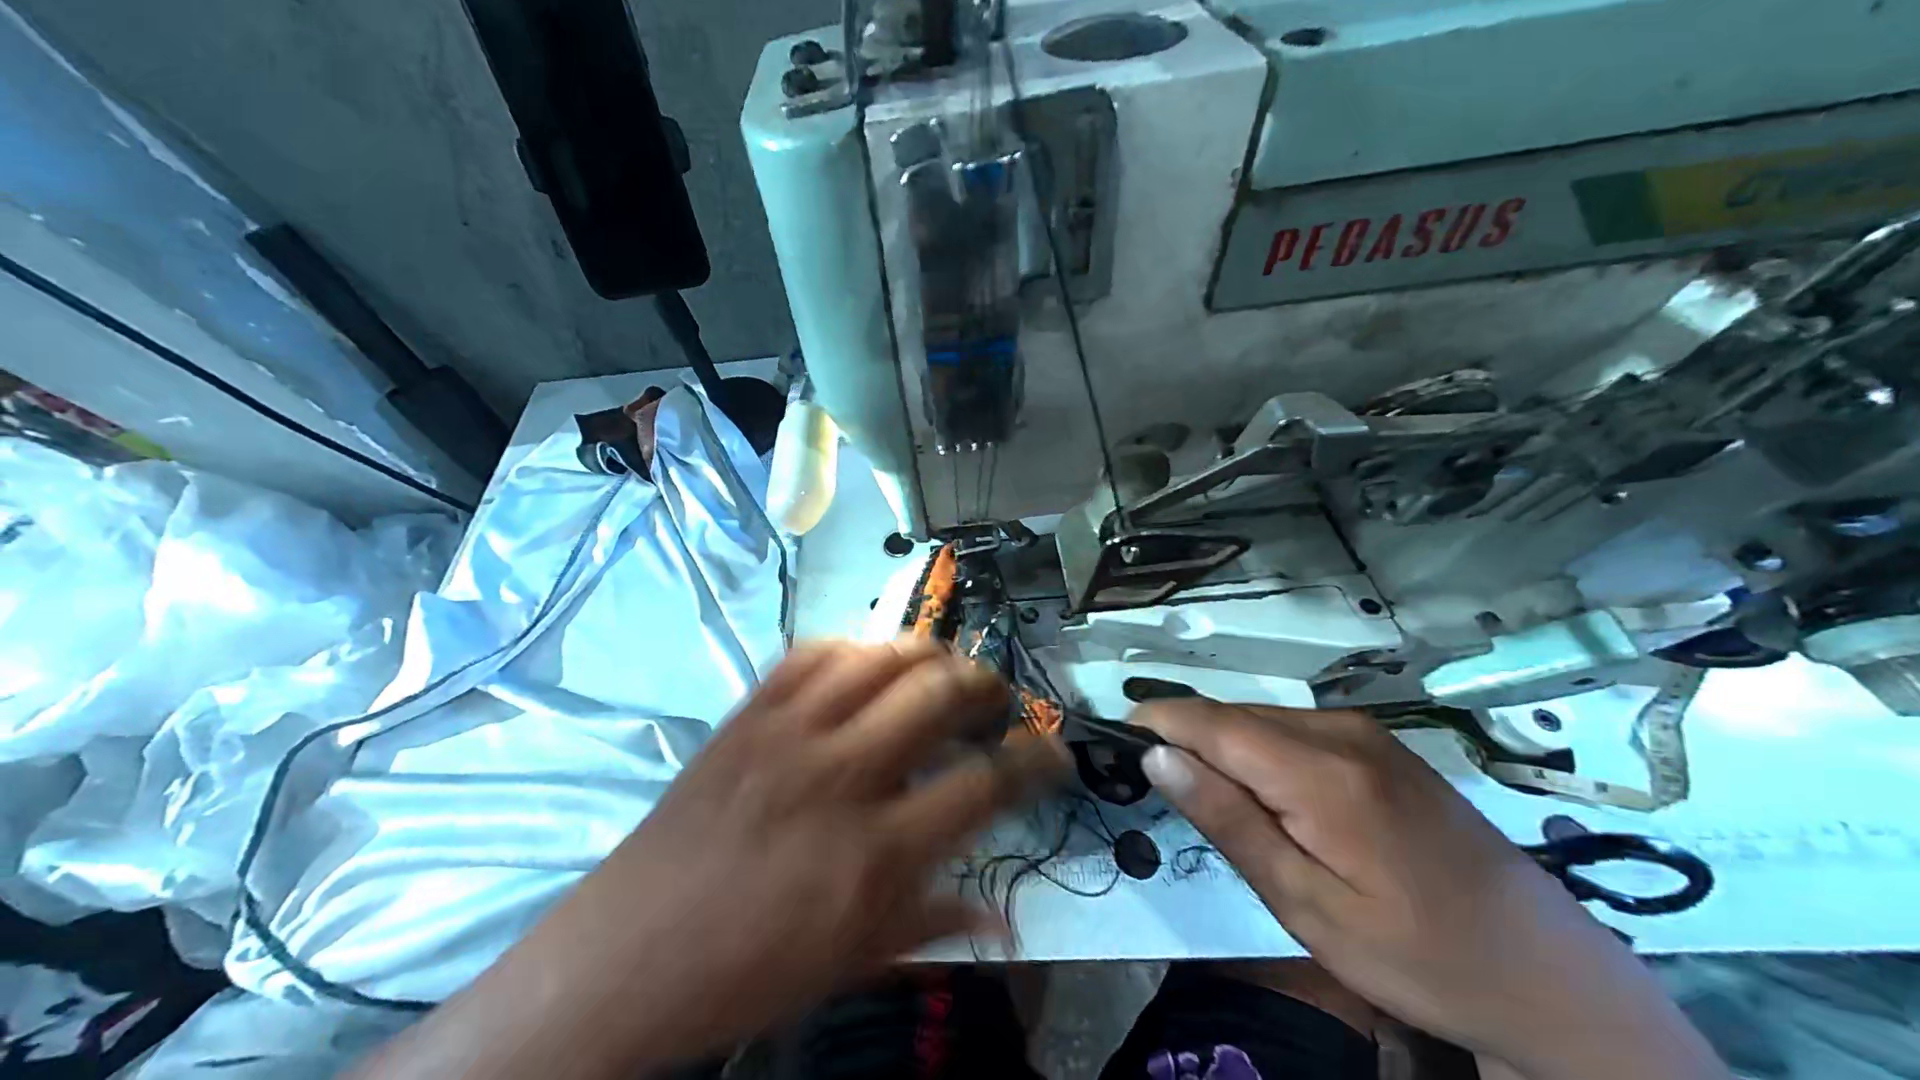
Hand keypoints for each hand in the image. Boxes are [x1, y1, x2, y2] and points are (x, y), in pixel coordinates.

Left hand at [352, 640, 1064, 1079]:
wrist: (623, 957)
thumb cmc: (746, 972)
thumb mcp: (852, 962)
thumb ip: (933, 922)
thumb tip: (1005, 916)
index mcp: (875, 849)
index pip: (984, 783)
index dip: (1034, 762)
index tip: (1053, 755)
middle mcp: (840, 773)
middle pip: (938, 694)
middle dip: (987, 687)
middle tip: (997, 702)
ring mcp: (788, 732)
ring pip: (879, 658)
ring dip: (928, 654)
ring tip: (946, 670)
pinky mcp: (747, 714)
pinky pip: (811, 653)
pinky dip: (855, 648)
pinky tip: (870, 664)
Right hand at [1134, 702, 1724, 1079]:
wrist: (1548, 973)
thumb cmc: (1414, 953)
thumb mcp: (1305, 904)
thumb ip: (1228, 820)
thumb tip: (1156, 756)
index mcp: (1319, 771)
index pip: (1209, 722)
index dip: (1155, 721)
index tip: (1112, 738)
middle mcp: (1341, 732)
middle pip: (1233, 716)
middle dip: (1185, 736)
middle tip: (1154, 784)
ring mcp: (1368, 734)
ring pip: (1262, 720)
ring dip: (1221, 745)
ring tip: (1207, 798)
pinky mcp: (1383, 746)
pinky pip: (1296, 730)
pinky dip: (1260, 750)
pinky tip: (1264, 795)